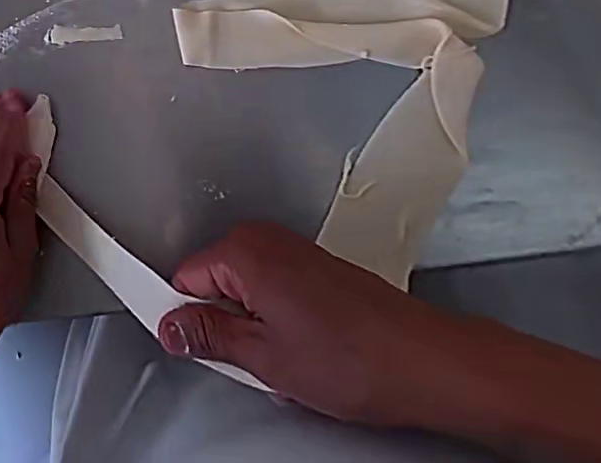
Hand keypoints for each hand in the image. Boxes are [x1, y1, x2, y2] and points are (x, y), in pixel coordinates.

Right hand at [155, 221, 486, 427]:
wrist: (426, 361)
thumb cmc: (358, 357)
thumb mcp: (265, 359)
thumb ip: (208, 337)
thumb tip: (173, 327)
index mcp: (243, 252)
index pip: (182, 277)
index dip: (185, 316)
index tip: (187, 341)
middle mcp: (263, 238)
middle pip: (212, 280)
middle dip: (224, 322)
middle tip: (254, 360)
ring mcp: (289, 247)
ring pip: (242, 287)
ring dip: (252, 323)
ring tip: (287, 356)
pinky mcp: (309, 262)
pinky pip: (269, 285)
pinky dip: (275, 314)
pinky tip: (305, 346)